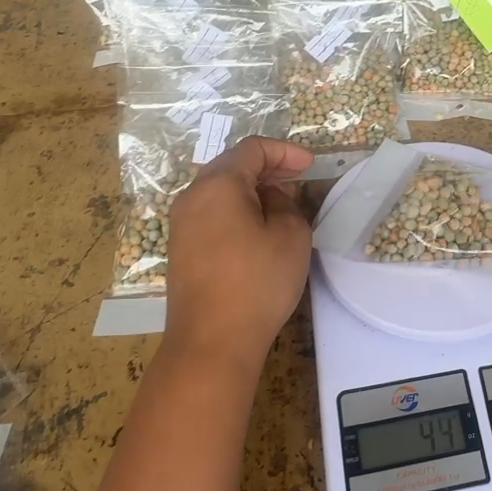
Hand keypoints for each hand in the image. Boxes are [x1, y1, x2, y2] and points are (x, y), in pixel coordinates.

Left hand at [163, 137, 314, 370]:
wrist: (212, 341)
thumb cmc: (257, 282)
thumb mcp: (291, 235)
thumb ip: (286, 203)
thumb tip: (269, 199)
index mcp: (218, 184)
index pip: (252, 149)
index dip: (284, 152)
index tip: (310, 165)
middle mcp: (192, 196)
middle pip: (231, 166)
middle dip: (267, 168)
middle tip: (298, 179)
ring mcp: (181, 224)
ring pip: (219, 190)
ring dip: (251, 190)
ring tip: (281, 205)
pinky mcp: (181, 248)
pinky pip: (210, 213)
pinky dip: (236, 209)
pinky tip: (257, 229)